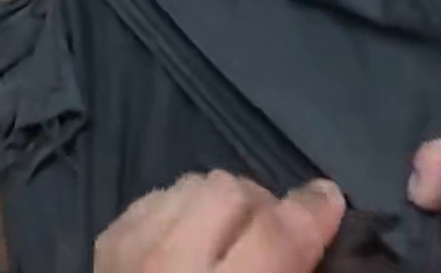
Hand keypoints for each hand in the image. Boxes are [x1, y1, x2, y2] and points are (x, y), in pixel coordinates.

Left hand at [95, 171, 345, 272]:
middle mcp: (170, 259)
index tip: (331, 197)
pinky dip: (185, 207)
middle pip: (228, 191)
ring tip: (238, 232)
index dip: (309, 212)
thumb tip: (308, 254)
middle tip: (281, 231)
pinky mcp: (109, 236)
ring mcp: (131, 241)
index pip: (273, 235)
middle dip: (263, 204)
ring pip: (191, 182)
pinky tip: (195, 236)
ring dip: (223, 201)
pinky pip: (159, 194)